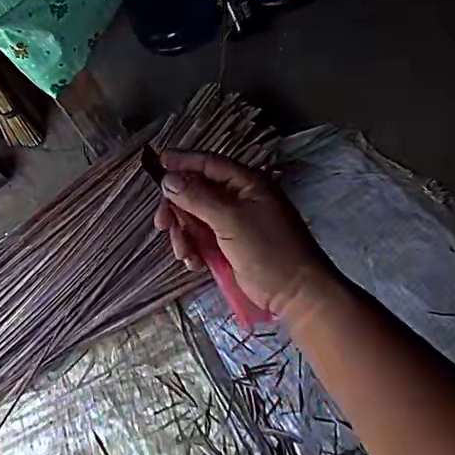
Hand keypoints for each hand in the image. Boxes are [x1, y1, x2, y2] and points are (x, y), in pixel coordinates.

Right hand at [152, 150, 336, 319]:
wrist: (296, 293)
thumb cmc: (269, 249)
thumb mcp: (231, 220)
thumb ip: (198, 198)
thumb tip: (168, 180)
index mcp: (246, 183)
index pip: (209, 164)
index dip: (183, 161)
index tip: (158, 162)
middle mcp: (239, 198)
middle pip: (196, 192)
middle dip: (177, 208)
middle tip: (161, 224)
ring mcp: (234, 223)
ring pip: (195, 218)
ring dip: (184, 234)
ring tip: (185, 253)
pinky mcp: (229, 246)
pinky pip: (202, 239)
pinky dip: (193, 248)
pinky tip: (194, 263)